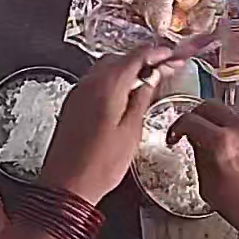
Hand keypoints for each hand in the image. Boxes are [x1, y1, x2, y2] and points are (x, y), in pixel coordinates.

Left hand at [37, 45, 185, 203]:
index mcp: (107, 85)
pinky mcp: (73, 103)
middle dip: (143, 59)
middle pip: (120, 58)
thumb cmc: (100, 165)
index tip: (171, 55)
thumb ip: (142, 99)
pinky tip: (126, 94)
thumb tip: (152, 79)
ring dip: (128, 69)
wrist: (67, 185)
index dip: (157, 53)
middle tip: (164, 68)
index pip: (136, 56)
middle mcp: (89, 83)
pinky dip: (114, 80)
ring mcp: (78, 92)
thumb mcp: (132, 131)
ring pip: (107, 68)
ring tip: (148, 80)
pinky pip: (96, 81)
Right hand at [165, 101, 238, 233]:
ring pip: (230, 114)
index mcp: (222, 143)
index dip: (177, 127)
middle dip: (196, 116)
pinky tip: (234, 149)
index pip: (190, 120)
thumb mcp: (208, 185)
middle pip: (210, 106)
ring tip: (213, 141)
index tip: (175, 135)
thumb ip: (199, 157)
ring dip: (217, 123)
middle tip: (191, 129)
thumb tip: (196, 141)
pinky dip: (235, 132)